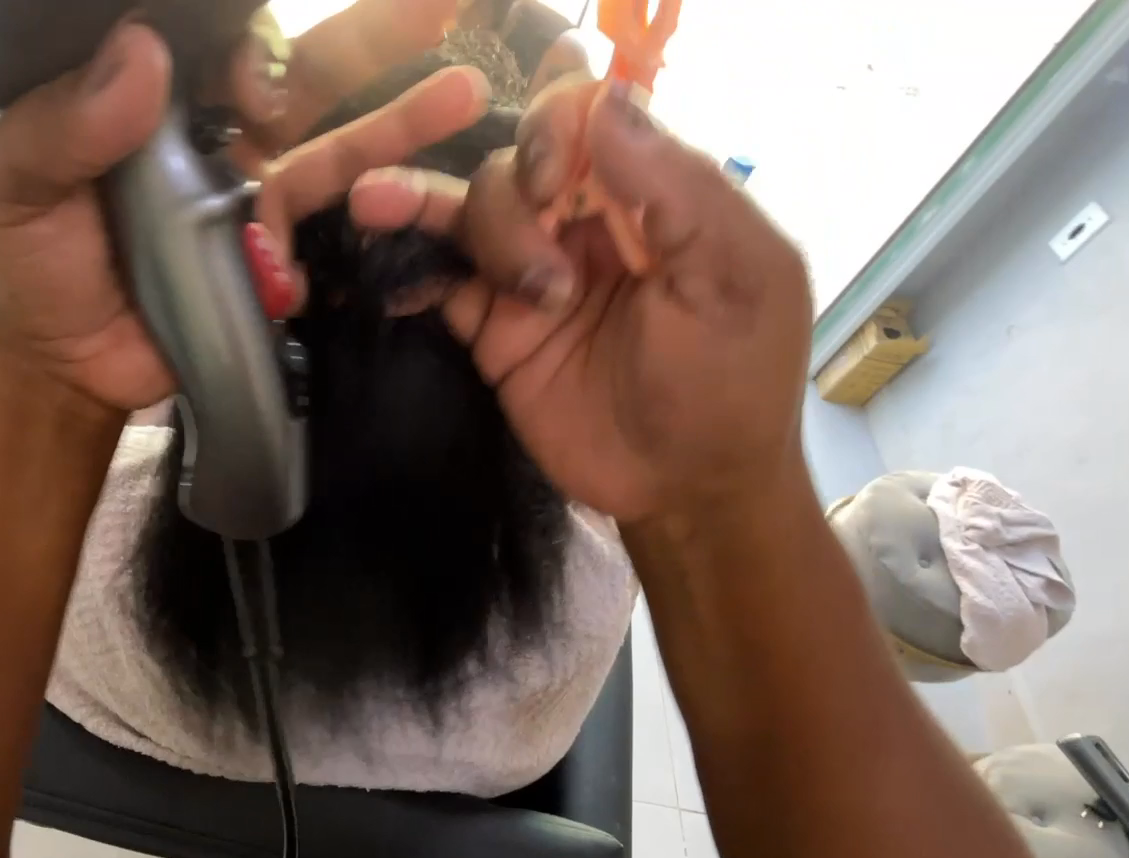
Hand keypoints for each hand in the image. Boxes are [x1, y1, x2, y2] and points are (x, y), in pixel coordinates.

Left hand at [0, 21, 490, 412]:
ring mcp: (251, 206)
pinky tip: (381, 226)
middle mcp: (215, 142)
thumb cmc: (32, 265)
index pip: (221, 46)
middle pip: (299, 85)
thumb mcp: (17, 183)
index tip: (259, 91)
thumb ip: (66, 126)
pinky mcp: (271, 267)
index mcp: (154, 104)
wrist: (67, 364)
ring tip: (465, 94)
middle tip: (443, 4)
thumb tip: (142, 54)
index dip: (256, 49)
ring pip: (331, 157)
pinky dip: (354, 237)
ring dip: (396, 129)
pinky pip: (325, 244)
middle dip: (368, 43)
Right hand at [350, 81, 813, 523]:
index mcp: (647, 196)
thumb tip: (603, 102)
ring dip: (470, 241)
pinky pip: (440, 285)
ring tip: (522, 301)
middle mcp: (580, 226)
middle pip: (511, 168)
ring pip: (469, 218)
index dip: (550, 134)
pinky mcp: (491, 332)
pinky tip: (394, 278)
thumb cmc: (728, 383)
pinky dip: (412, 272)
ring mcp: (528, 279)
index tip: (553, 190)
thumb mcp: (734, 278)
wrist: (676, 485)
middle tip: (546, 284)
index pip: (581, 121)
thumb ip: (677, 188)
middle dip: (513, 210)